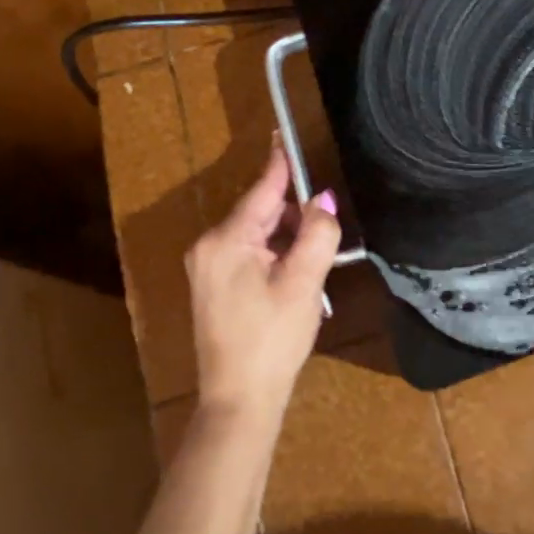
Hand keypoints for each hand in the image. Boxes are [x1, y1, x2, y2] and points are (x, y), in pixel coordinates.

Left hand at [186, 146, 340, 418]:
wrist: (239, 400)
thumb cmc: (273, 339)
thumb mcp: (304, 283)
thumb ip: (317, 233)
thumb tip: (322, 199)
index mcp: (226, 240)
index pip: (261, 189)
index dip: (281, 163)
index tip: (287, 133)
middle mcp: (209, 246)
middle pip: (260, 212)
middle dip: (294, 216)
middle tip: (326, 237)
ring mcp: (207, 268)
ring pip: (257, 234)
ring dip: (288, 241)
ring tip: (312, 272)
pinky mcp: (213, 287)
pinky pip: (249, 254)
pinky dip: (275, 257)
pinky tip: (295, 282)